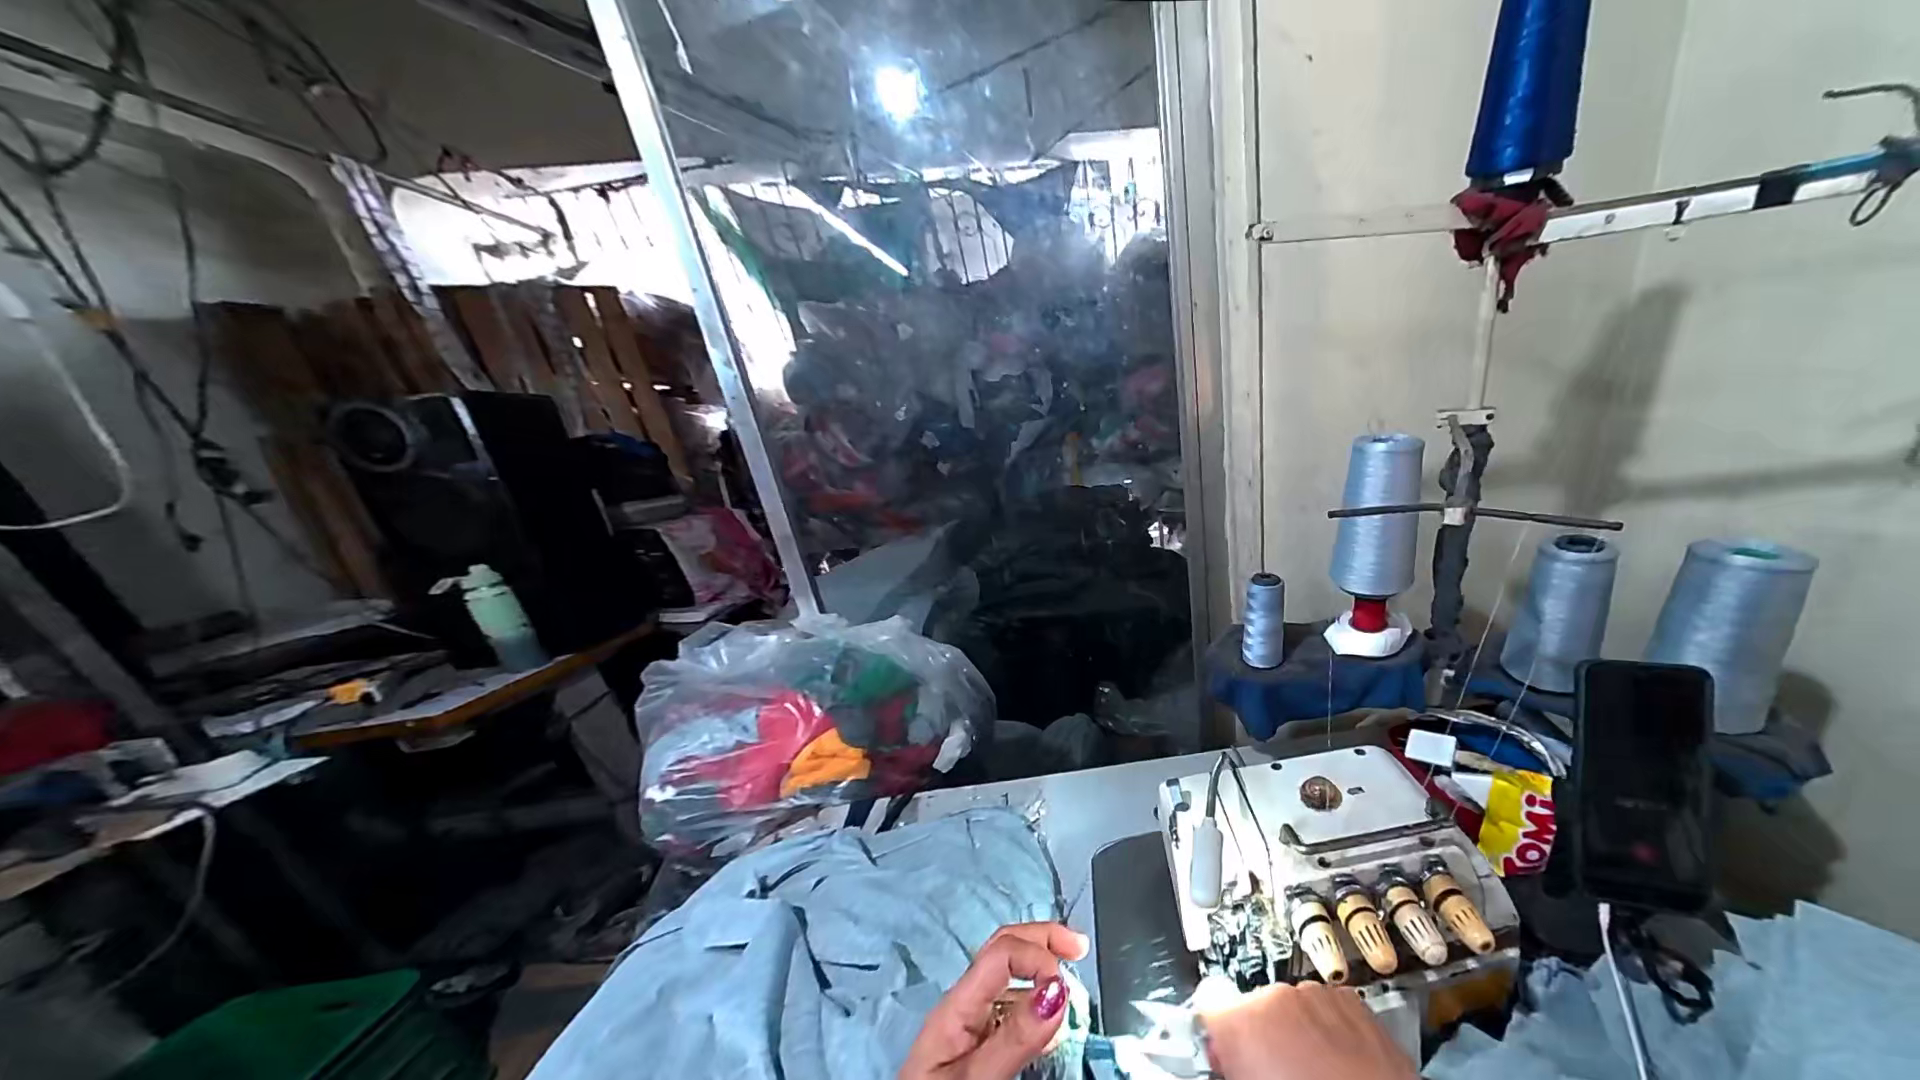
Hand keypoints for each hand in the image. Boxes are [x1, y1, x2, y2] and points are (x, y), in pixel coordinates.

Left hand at [899, 922, 1089, 1079]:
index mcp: (956, 1004)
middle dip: (1041, 937)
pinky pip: (1004, 1004)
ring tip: (1068, 972)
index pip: (1001, 950)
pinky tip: (1048, 1012)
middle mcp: (961, 1004)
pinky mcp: (971, 1042)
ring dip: (1038, 962)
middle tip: (1077, 946)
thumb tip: (1056, 990)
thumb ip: (1013, 1039)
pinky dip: (1032, 996)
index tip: (1066, 989)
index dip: (1038, 956)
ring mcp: (966, 1021)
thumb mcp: (974, 1079)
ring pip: (1004, 973)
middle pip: (1001, 947)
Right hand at [1201, 982, 1416, 1079]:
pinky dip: (1323, 1031)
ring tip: (1309, 1076)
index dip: (1208, 1043)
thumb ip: (1231, 1068)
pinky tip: (1336, 1066)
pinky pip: (1321, 1010)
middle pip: (1245, 1012)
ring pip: (1284, 1009)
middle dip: (1255, 1043)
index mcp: (1244, 1025)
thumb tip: (1222, 1063)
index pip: (1201, 1015)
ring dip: (1289, 1035)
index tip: (1218, 1060)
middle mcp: (1276, 998)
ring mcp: (1316, 996)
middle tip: (1271, 1077)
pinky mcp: (1351, 1002)